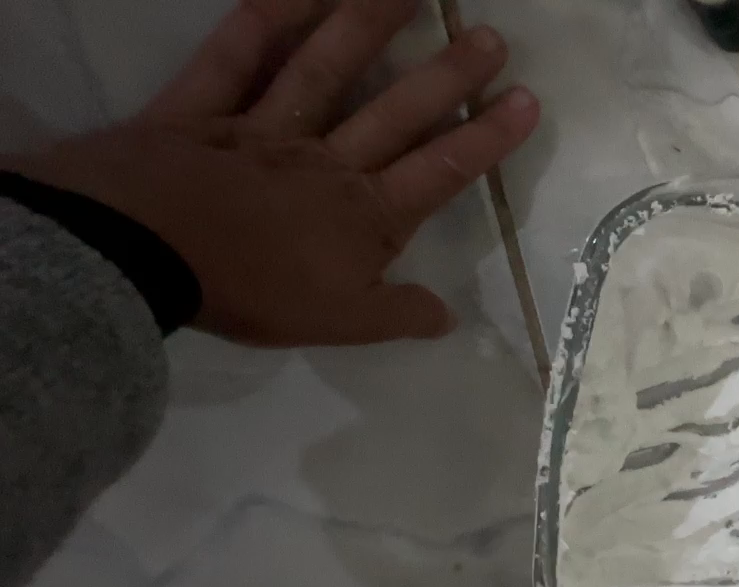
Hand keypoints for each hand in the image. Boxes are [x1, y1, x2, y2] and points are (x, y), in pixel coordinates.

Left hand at [0, 0, 537, 345]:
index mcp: (370, 214)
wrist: (132, 256)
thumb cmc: (253, 291)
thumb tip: (448, 315)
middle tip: (488, 37)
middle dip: (450, 74)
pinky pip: (236, 55)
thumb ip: (404, 315)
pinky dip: (264, 19)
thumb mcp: (346, 324)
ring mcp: (265, 126)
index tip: (526, 101)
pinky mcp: (201, 108)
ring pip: (325, 69)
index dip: (489, 135)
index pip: (444, 168)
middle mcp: (329, 160)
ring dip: (367, 26)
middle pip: (399, 111)